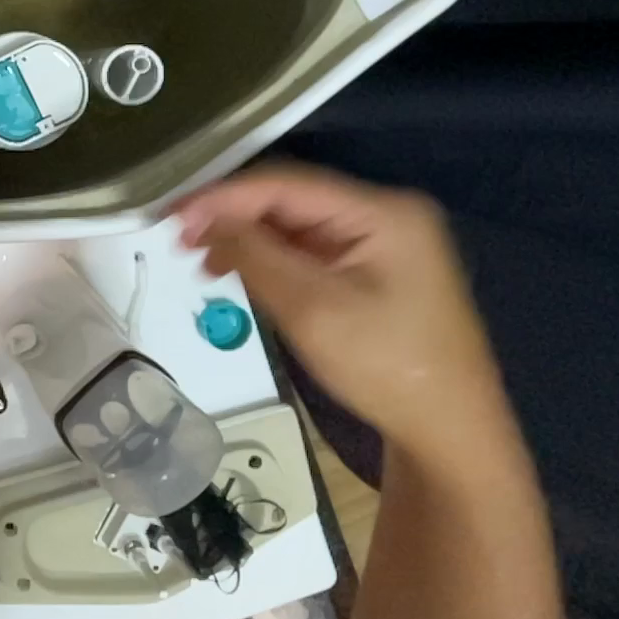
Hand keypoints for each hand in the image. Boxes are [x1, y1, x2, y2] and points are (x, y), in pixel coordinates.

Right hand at [173, 163, 508, 464]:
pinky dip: (261, 254)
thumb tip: (201, 219)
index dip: (221, 196)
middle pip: (285, 198)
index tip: (171, 217)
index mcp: (381, 212)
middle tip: (177, 237)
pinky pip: (301, 246)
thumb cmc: (384, 367)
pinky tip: (230, 269)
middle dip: (227, 215)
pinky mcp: (365, 266)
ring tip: (196, 257)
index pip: (283, 184)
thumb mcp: (309, 306)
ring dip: (239, 235)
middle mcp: (381, 214)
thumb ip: (252, 253)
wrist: (448, 433)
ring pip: (288, 222)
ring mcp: (376, 241)